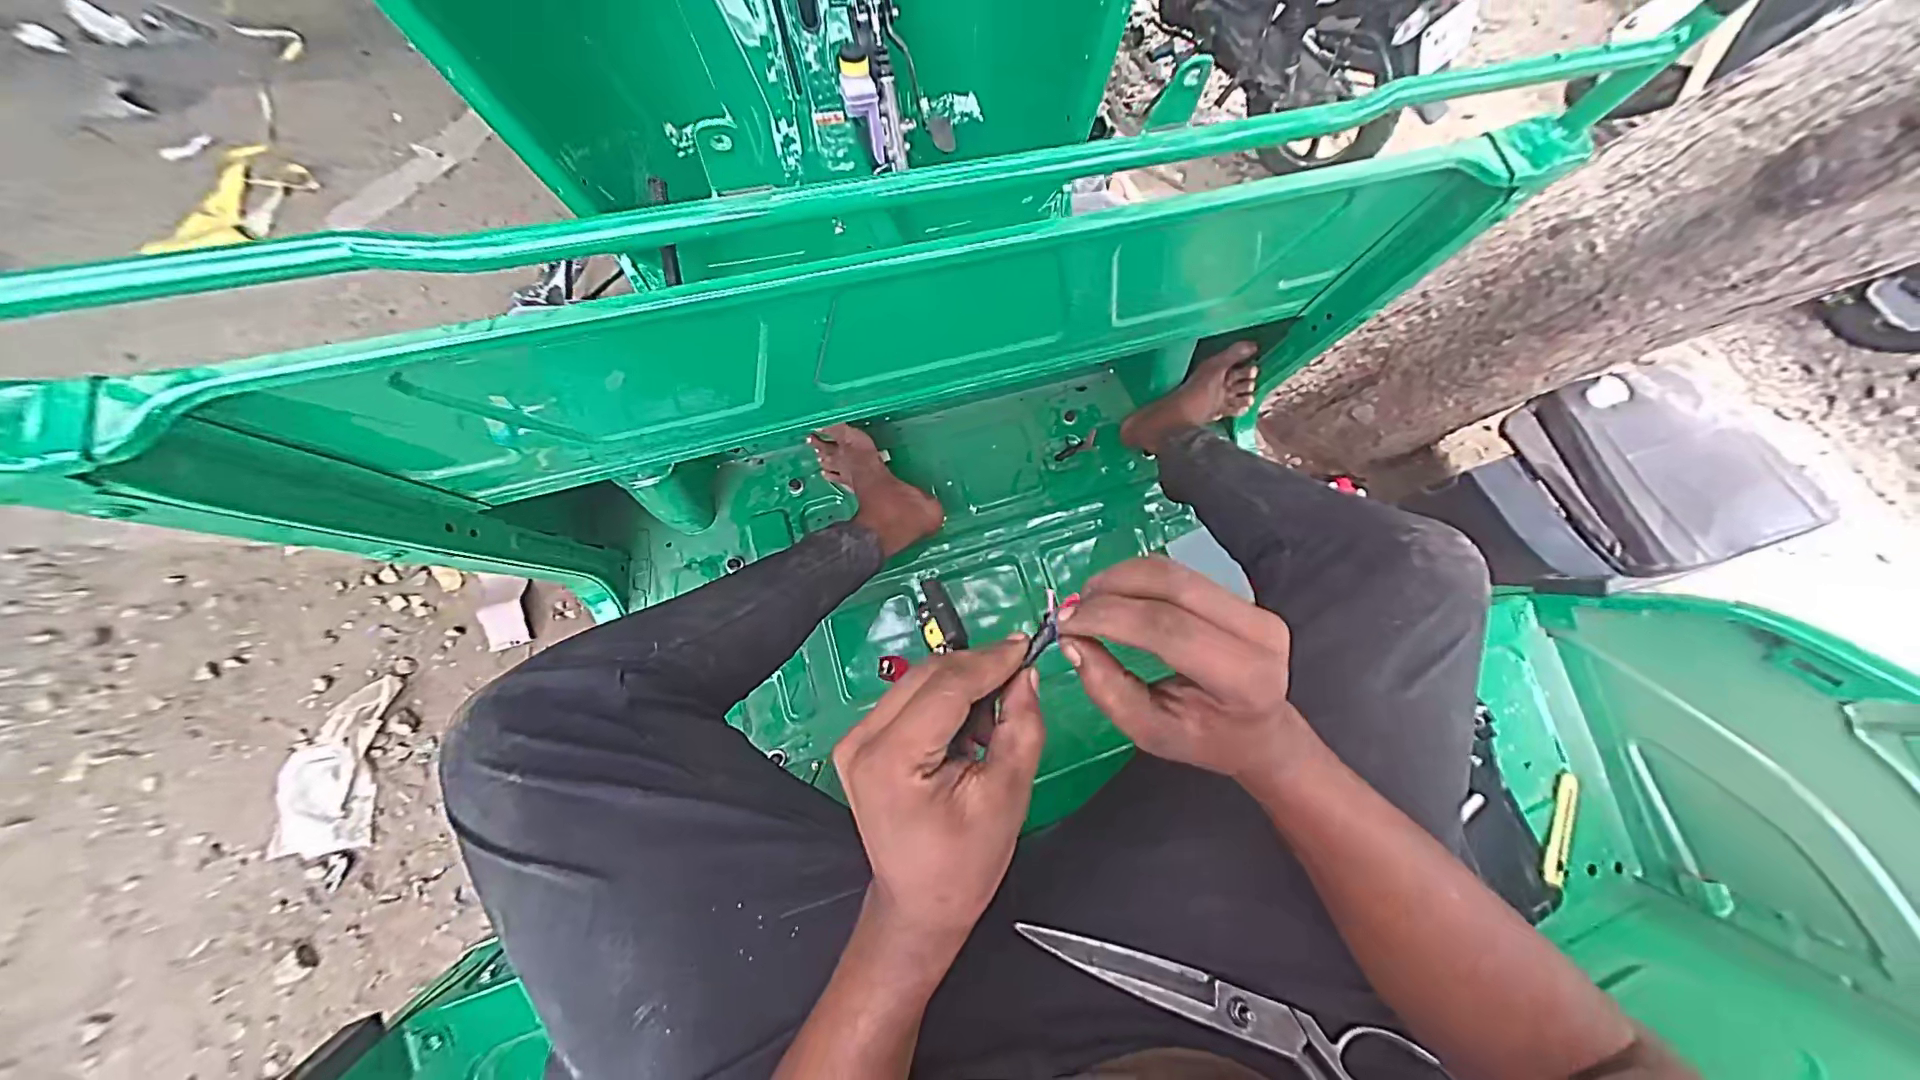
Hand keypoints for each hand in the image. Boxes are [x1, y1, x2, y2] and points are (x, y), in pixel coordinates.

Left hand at [834, 637, 1045, 938]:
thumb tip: (1025, 675)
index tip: (1027, 646)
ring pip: (919, 681)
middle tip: (1019, 675)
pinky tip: (968, 727)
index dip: (991, 661)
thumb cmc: (963, 864)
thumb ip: (1020, 727)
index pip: (946, 686)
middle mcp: (861, 741)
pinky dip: (945, 699)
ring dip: (963, 683)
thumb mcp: (1006, 796)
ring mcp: (855, 740)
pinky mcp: (860, 741)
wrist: (918, 903)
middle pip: (928, 675)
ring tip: (993, 719)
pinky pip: (910, 698)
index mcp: (891, 760)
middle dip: (979, 668)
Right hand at [1058, 557, 1309, 781]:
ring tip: (1088, 603)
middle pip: (1171, 586)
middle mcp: (1257, 633)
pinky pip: (1177, 572)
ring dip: (1119, 578)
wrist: (1257, 731)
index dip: (1109, 617)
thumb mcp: (1149, 731)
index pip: (1168, 629)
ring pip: (1172, 571)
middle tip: (1071, 609)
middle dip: (1109, 589)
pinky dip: (1135, 577)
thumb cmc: (1203, 739)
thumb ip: (1108, 688)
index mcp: (1242, 678)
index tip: (1065, 623)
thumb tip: (1071, 641)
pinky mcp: (1240, 595)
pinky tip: (1113, 597)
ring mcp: (1253, 608)